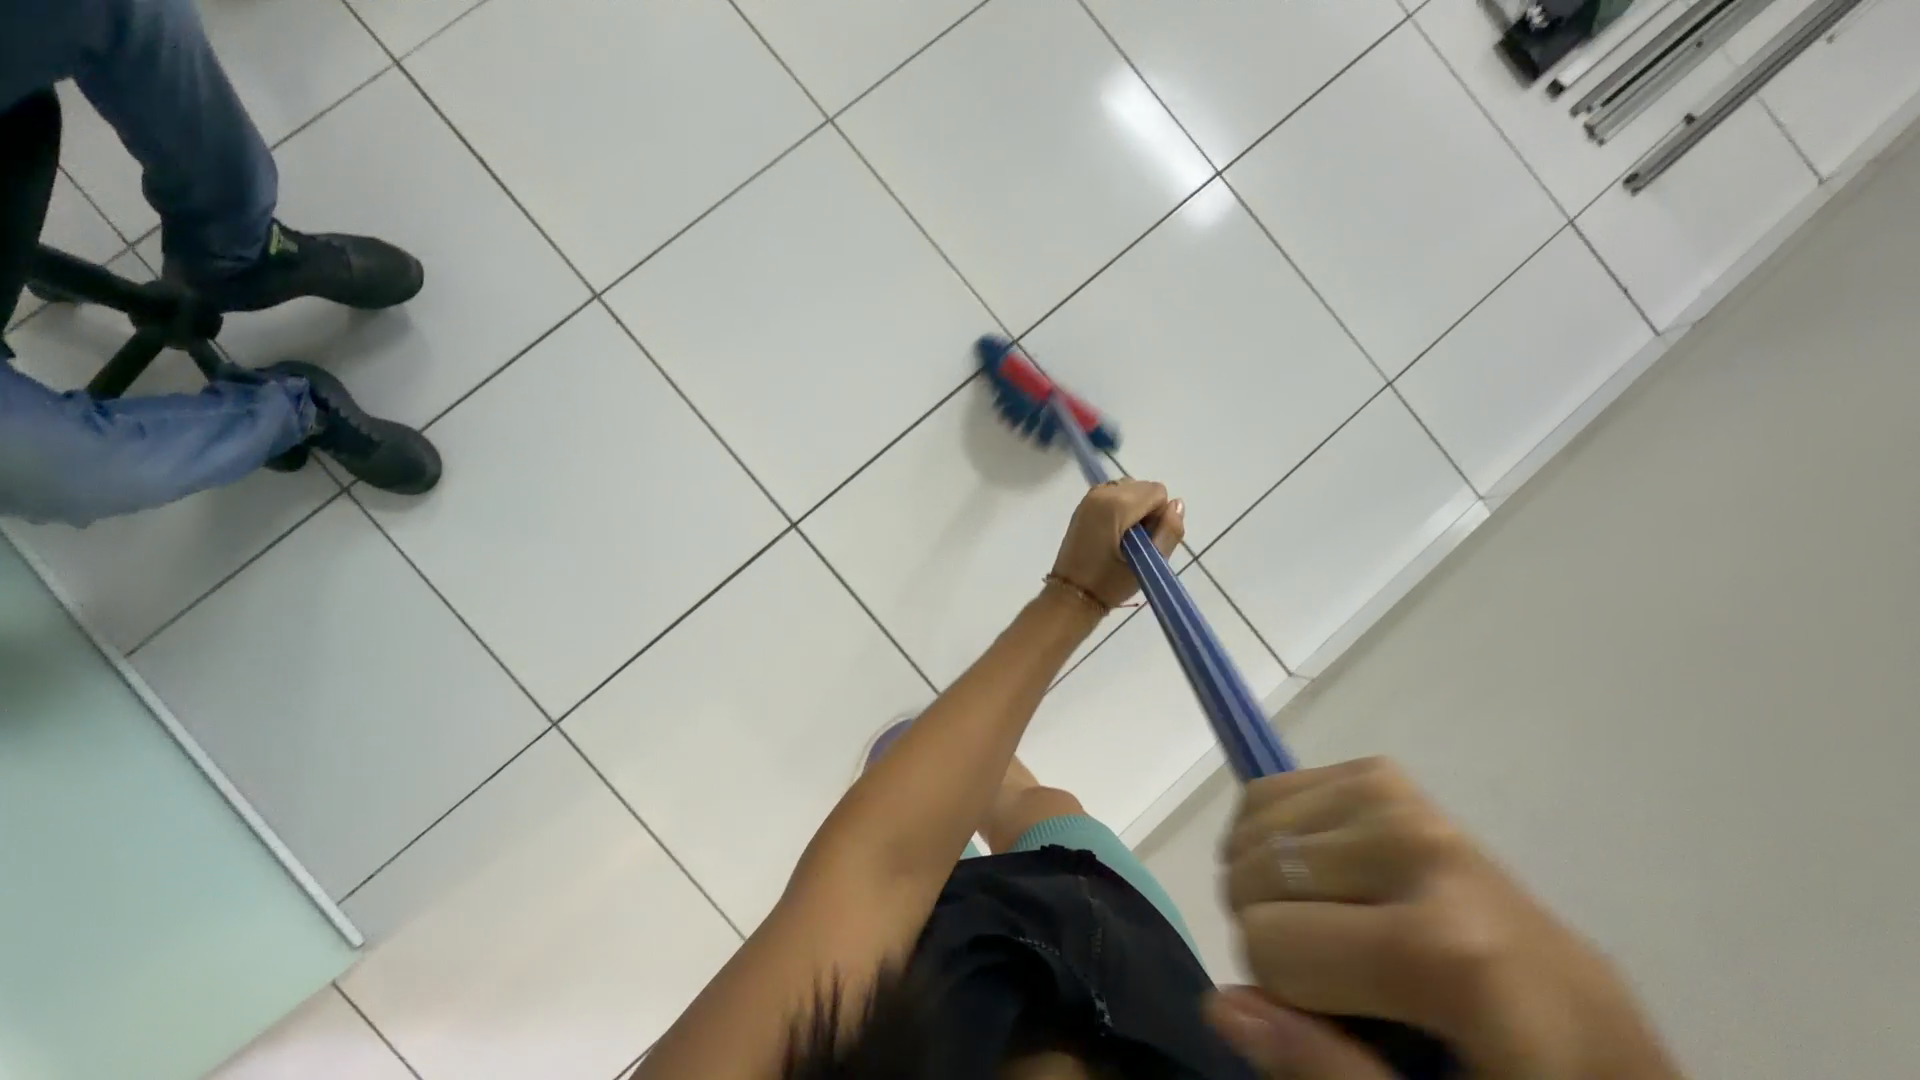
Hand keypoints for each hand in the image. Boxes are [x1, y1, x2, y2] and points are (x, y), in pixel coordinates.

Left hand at [1050, 479, 1183, 608]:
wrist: (1071, 594)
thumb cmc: (1110, 583)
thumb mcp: (1148, 562)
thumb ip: (1169, 531)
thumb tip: (1177, 504)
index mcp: (1116, 504)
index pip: (1158, 492)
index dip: (1159, 517)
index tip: (1146, 541)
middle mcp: (1102, 492)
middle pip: (1144, 488)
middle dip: (1147, 511)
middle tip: (1135, 542)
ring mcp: (1090, 496)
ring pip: (1130, 489)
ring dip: (1135, 509)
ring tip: (1124, 538)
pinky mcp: (1084, 504)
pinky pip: (1115, 495)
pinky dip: (1121, 508)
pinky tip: (1113, 533)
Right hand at [1208, 758, 1683, 1079]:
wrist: (1592, 1041)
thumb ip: (1325, 1069)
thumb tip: (1221, 1004)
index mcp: (1448, 950)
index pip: (1271, 944)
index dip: (1283, 999)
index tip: (1336, 1025)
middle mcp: (1423, 851)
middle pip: (1258, 872)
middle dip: (1269, 933)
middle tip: (1332, 979)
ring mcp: (1407, 804)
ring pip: (1258, 823)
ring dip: (1263, 882)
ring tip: (1322, 925)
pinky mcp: (1392, 781)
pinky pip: (1278, 788)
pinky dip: (1267, 831)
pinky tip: (1310, 875)